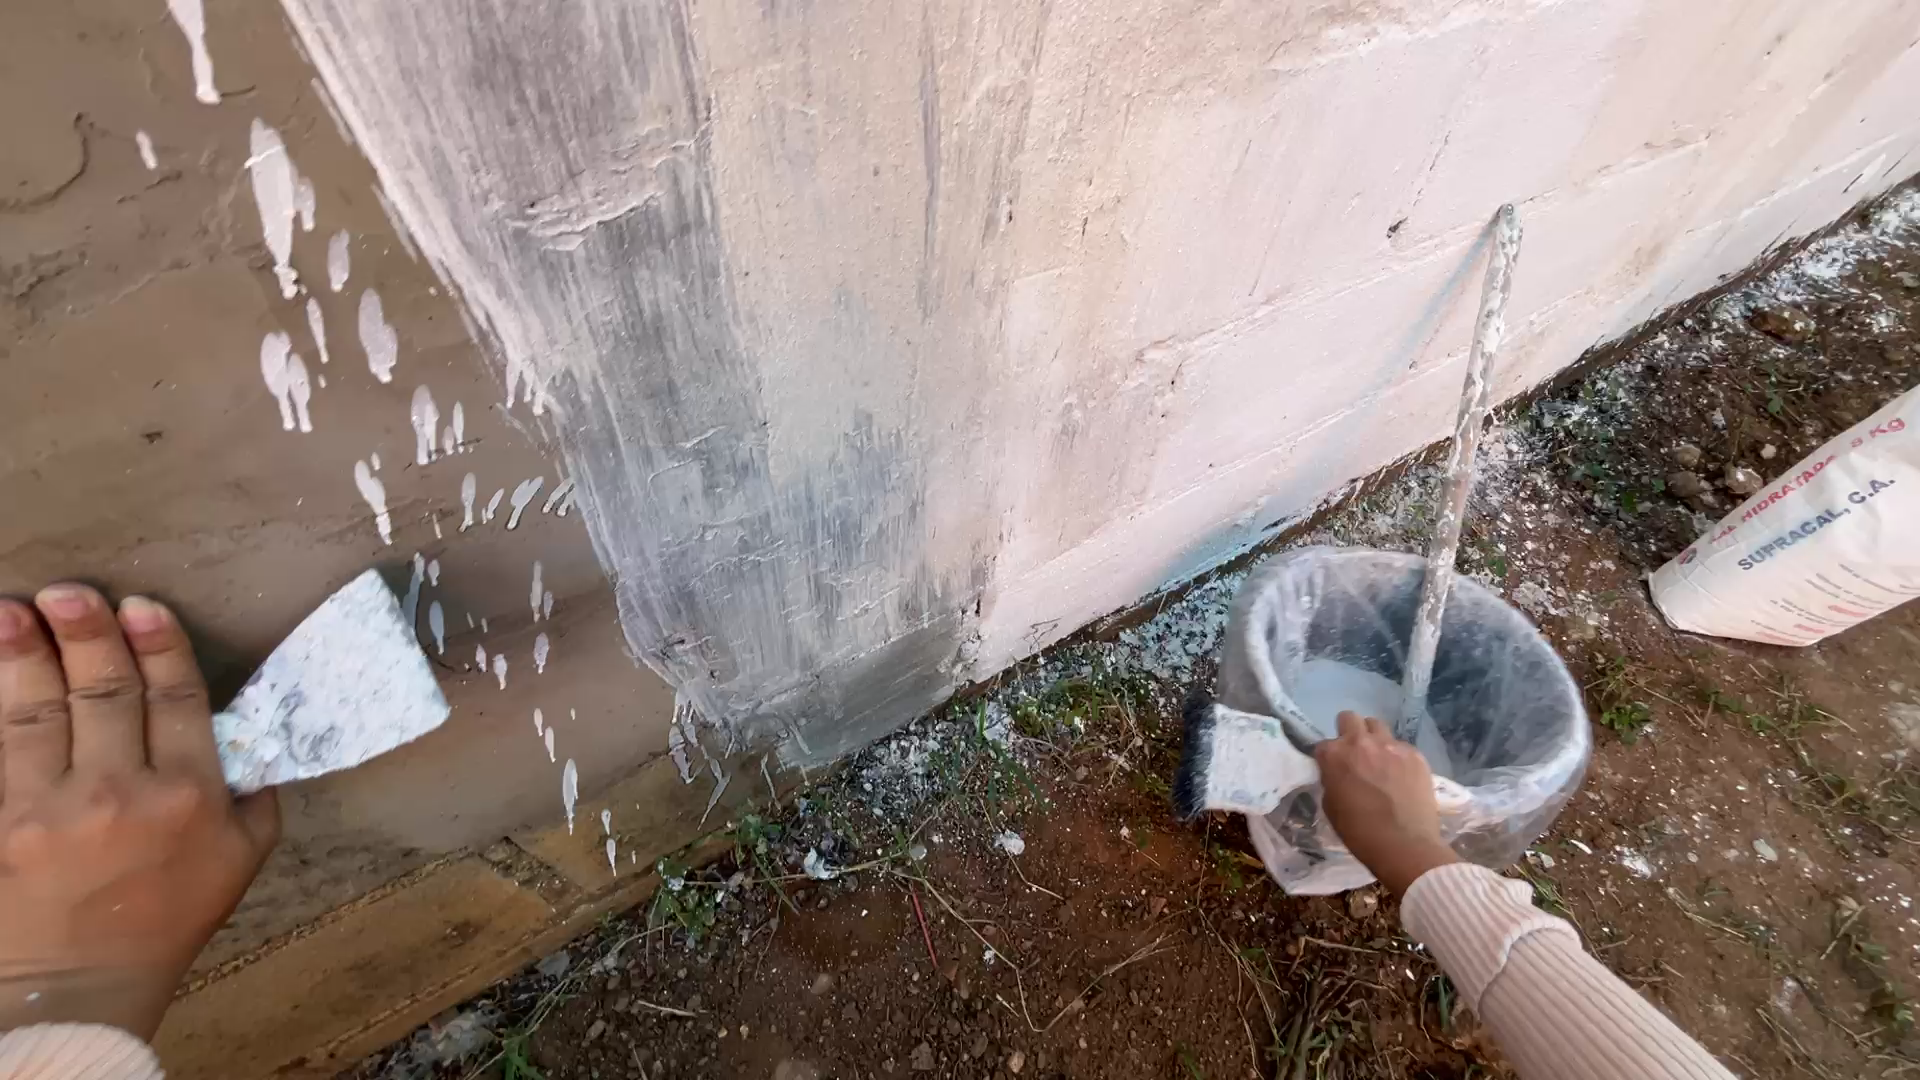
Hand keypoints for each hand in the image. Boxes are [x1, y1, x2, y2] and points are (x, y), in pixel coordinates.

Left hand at [0, 584, 278, 1039]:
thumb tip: (246, 737)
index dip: (160, 649)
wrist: (80, 982)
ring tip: (10, 612)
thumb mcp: (248, 849)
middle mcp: (122, 789)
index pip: (177, 701)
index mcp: (193, 790)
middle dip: (87, 638)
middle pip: (104, 697)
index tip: (143, 607)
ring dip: (24, 660)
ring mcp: (49, 809)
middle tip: (69, 592)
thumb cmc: (178, 909)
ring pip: (37, 717)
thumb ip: (251, 789)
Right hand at [1314, 711, 1457, 892]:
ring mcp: (1390, 746)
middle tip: (1355, 753)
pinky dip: (1398, 756)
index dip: (1329, 757)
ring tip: (1380, 760)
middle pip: (1349, 718)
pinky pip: (1402, 746)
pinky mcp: (1415, 755)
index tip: (1335, 769)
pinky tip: (1402, 776)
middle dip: (1349, 731)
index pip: (1323, 744)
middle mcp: (1360, 742)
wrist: (1405, 846)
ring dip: (1374, 739)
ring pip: (1377, 726)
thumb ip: (1331, 779)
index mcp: (1333, 754)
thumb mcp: (1330, 804)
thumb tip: (1339, 773)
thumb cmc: (1359, 831)